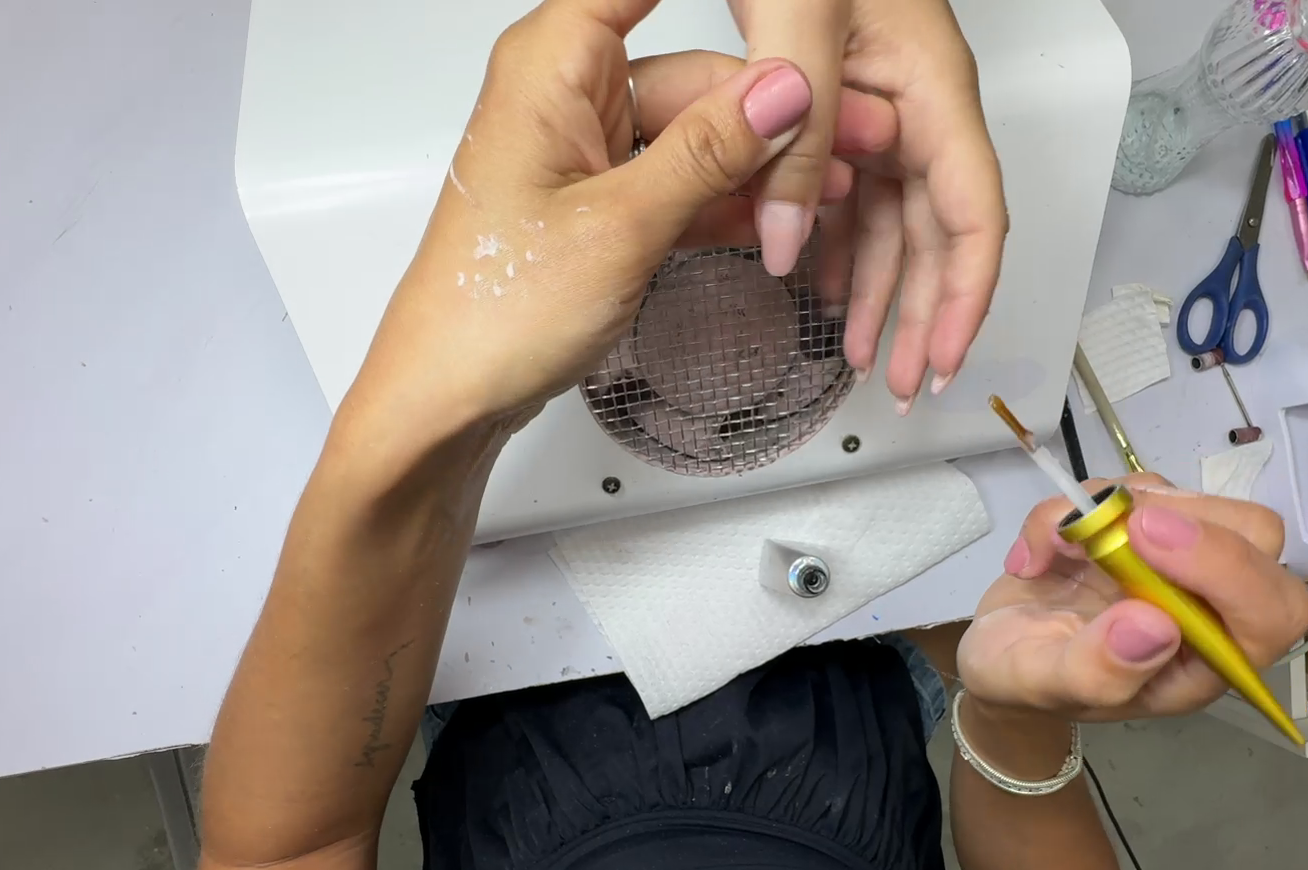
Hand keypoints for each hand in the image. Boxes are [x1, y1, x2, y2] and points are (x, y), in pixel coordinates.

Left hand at [341, 0, 896, 435]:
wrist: (458, 393)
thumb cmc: (496, 311)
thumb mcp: (620, 224)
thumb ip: (706, 154)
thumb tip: (780, 92)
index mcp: (554, 66)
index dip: (733, 11)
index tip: (793, 25)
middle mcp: (568, 100)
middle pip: (690, 78)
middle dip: (770, 112)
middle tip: (849, 137)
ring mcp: (586, 160)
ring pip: (691, 142)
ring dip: (755, 167)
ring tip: (826, 186)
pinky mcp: (599, 211)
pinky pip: (674, 191)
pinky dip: (719, 207)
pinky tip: (772, 220)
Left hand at [728, 0, 1006, 411]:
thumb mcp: (796, 15)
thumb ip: (791, 137)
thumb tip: (782, 252)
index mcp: (928, 89)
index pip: (972, 213)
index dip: (964, 296)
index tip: (944, 359)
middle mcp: (915, 111)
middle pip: (934, 237)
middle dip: (918, 317)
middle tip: (899, 385)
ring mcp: (880, 119)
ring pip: (890, 230)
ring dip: (875, 298)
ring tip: (859, 360)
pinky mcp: (839, 122)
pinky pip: (849, 205)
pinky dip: (836, 254)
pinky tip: (820, 295)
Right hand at [957, 476, 1307, 724]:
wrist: (997, 651)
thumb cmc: (1027, 679)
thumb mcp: (1044, 686)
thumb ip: (1097, 671)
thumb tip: (1154, 626)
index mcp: (1208, 658)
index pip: (1270, 608)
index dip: (1226, 565)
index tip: (1145, 536)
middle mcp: (1208, 604)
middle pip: (1251, 534)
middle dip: (1181, 518)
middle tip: (1105, 526)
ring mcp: (1174, 559)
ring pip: (1183, 500)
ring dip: (1108, 509)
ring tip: (1048, 550)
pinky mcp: (1136, 526)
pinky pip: (1126, 489)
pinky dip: (1072, 506)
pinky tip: (1040, 546)